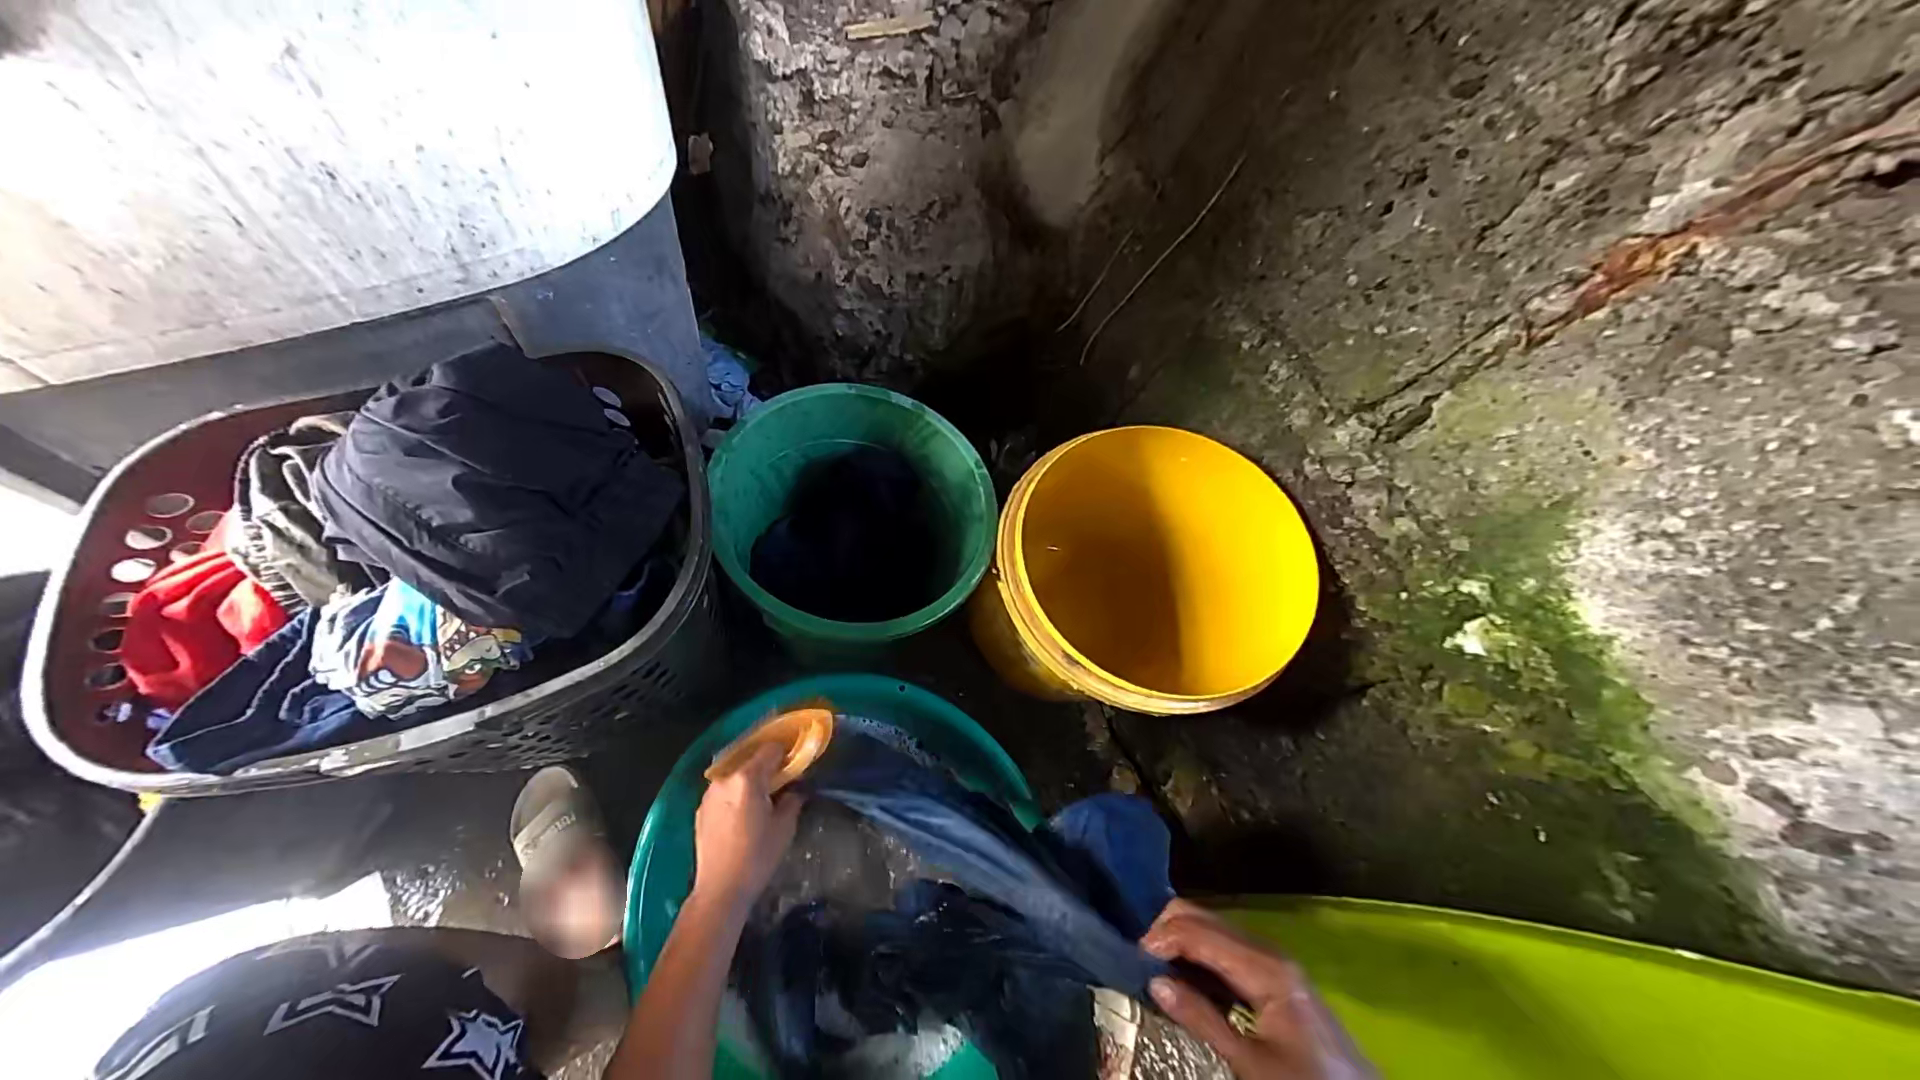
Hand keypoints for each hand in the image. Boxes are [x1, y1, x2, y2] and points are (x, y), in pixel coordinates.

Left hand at [691, 744, 803, 910]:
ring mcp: (709, 793)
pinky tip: (743, 814)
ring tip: (761, 800)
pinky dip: (736, 793)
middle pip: (751, 760)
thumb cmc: (757, 857)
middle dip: (767, 767)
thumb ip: (793, 798)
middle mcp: (725, 779)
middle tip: (782, 783)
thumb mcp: (785, 826)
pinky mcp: (701, 809)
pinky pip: (724, 790)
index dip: (786, 754)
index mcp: (747, 778)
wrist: (720, 890)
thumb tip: (796, 787)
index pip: (770, 749)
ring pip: (736, 775)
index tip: (795, 764)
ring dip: (750, 780)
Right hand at [1142, 900, 1371, 1079]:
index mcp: (1265, 968)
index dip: (1161, 938)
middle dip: (1168, 932)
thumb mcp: (1251, 1066)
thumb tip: (1155, 981)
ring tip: (1156, 970)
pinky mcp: (1276, 978)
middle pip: (1205, 918)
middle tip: (1140, 963)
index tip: (1132, 960)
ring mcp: (1275, 963)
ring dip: (1182, 942)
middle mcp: (1269, 953)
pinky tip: (1187, 979)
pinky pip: (1228, 950)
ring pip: (1214, 930)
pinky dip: (1201, 955)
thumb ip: (1201, 1020)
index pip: (1199, 931)